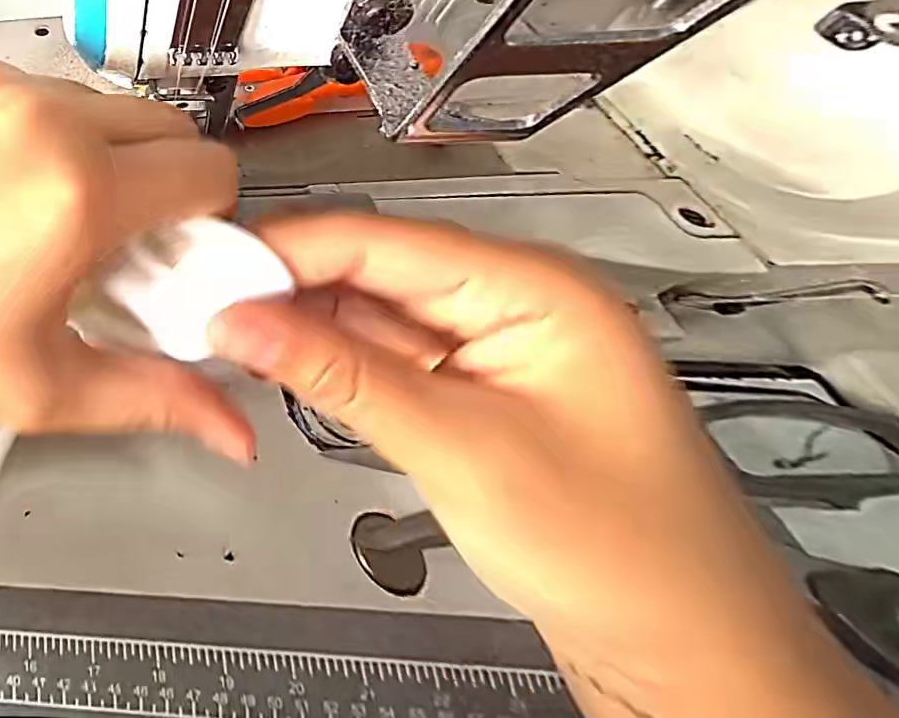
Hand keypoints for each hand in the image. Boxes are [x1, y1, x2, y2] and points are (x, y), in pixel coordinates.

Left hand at [0, 48, 255, 462]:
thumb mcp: (42, 387)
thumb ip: (155, 401)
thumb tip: (242, 438)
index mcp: (80, 192)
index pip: (209, 171)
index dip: (201, 217)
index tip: (160, 250)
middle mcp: (46, 114)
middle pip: (166, 126)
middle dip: (158, 178)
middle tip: (103, 231)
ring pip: (102, 102)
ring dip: (98, 148)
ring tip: (37, 202)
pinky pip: (34, 85)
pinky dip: (36, 125)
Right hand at [210, 213, 894, 716]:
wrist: (685, 658)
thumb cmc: (626, 557)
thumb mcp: (461, 452)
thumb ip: (339, 377)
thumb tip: (244, 323)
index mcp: (531, 286)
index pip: (381, 240)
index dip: (291, 250)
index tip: (219, 273)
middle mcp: (502, 296)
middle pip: (367, 265)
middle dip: (286, 283)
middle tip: (212, 304)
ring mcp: (478, 337)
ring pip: (362, 305)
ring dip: (298, 319)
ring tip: (232, 331)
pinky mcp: (457, 376)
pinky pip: (373, 346)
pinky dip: (323, 353)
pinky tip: (279, 357)